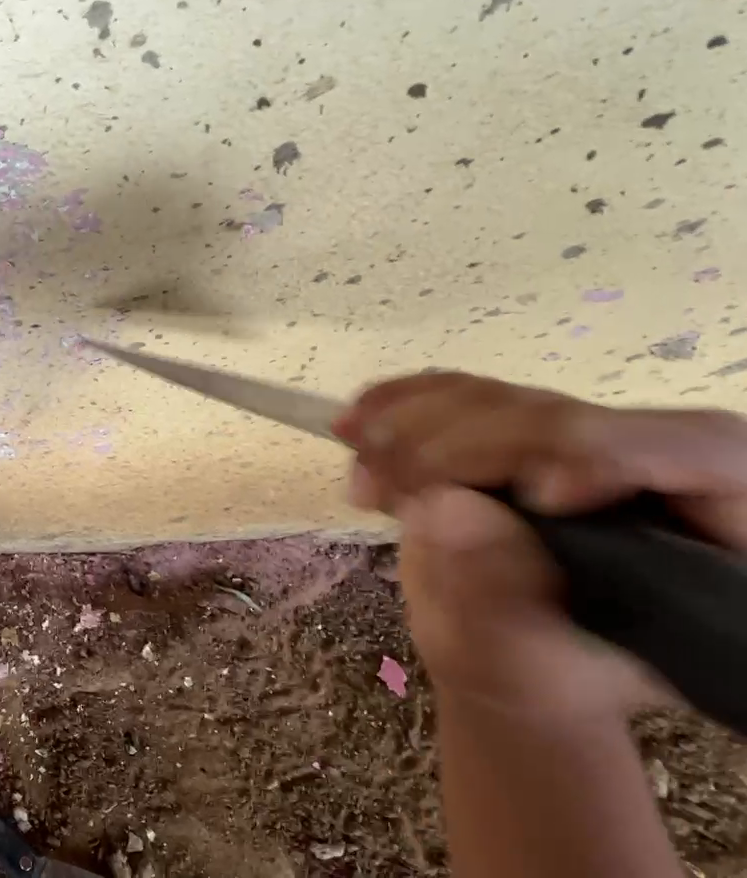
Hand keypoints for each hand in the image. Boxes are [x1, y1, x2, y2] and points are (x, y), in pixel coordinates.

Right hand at [334, 373, 746, 718]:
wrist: (499, 657)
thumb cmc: (532, 673)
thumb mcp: (518, 657)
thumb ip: (497, 591)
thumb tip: (449, 507)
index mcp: (714, 527)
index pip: (693, 450)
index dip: (610, 452)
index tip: (535, 495)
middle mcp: (654, 465)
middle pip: (567, 416)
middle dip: (467, 444)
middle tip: (395, 484)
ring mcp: (577, 438)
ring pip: (498, 396)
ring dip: (411, 425)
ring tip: (366, 478)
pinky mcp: (511, 426)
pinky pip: (452, 391)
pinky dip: (393, 405)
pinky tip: (353, 431)